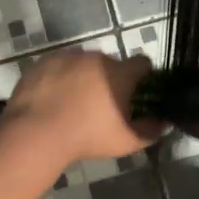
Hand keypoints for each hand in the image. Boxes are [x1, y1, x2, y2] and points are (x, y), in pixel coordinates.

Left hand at [0, 49, 166, 169]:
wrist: (36, 133)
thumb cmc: (87, 137)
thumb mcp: (126, 141)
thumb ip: (150, 130)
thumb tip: (163, 122)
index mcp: (119, 73)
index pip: (142, 63)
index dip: (143, 77)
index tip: (137, 93)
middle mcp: (96, 58)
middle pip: (111, 64)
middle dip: (110, 80)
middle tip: (102, 105)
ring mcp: (67, 57)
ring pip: (84, 64)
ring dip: (85, 78)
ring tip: (74, 103)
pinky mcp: (44, 61)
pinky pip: (60, 66)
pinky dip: (61, 78)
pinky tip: (55, 99)